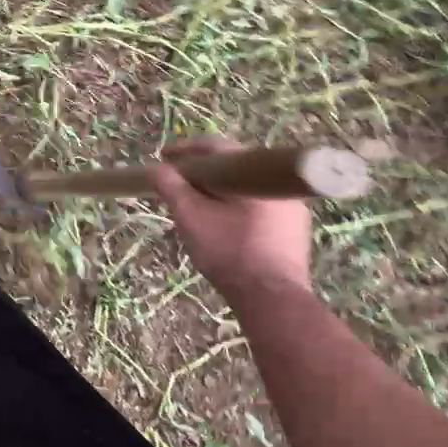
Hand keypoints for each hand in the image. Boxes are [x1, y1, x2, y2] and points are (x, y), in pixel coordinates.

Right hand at [152, 137, 313, 302]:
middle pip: (234, 166)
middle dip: (200, 169)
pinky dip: (231, 202)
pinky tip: (214, 217)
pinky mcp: (292, 231)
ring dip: (215, 187)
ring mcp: (291, 211)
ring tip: (190, 198)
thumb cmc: (228, 249)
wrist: (269, 298)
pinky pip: (255, 203)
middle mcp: (281, 190)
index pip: (220, 148)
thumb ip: (169, 184)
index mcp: (259, 180)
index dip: (186, 149)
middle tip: (174, 178)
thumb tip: (156, 168)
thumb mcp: (188, 213)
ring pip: (244, 186)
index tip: (163, 158)